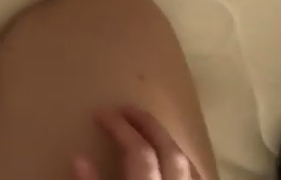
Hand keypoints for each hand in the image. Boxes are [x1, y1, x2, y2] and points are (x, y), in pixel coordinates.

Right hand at [72, 107, 197, 179]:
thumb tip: (79, 158)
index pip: (139, 152)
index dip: (120, 128)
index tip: (101, 113)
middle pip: (170, 151)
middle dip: (147, 124)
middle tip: (126, 108)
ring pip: (191, 164)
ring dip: (170, 142)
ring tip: (151, 130)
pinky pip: (201, 179)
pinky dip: (189, 165)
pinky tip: (178, 160)